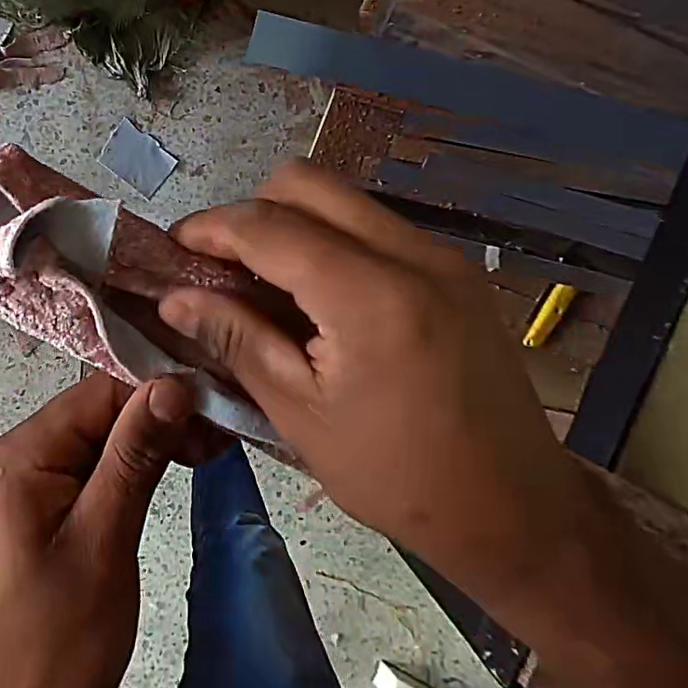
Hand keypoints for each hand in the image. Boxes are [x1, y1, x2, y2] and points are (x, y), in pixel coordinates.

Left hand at [0, 373, 194, 687]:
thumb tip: (173, 385)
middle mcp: (26, 453)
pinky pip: (104, 462)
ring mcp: (39, 479)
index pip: (103, 390)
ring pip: (110, 434)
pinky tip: (181, 466)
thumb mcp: (103, 541)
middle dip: (166, 415)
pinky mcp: (55, 503)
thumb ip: (134, 457)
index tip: (216, 411)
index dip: (162, 393)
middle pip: (107, 408)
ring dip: (161, 438)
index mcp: (26, 453)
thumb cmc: (54, 638)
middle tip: (220, 439)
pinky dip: (145, 462)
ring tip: (210, 452)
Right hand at [157, 161, 579, 600]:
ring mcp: (443, 255)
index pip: (270, 226)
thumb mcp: (303, 415)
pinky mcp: (457, 271)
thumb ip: (238, 340)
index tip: (173, 248)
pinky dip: (335, 242)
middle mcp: (414, 253)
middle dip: (252, 212)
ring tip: (265, 283)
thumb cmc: (399, 477)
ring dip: (295, 225)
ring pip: (346, 200)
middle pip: (309, 183)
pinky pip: (379, 228)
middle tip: (222, 266)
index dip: (211, 228)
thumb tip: (177, 299)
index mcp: (371, 294)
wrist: (513, 504)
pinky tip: (319, 295)